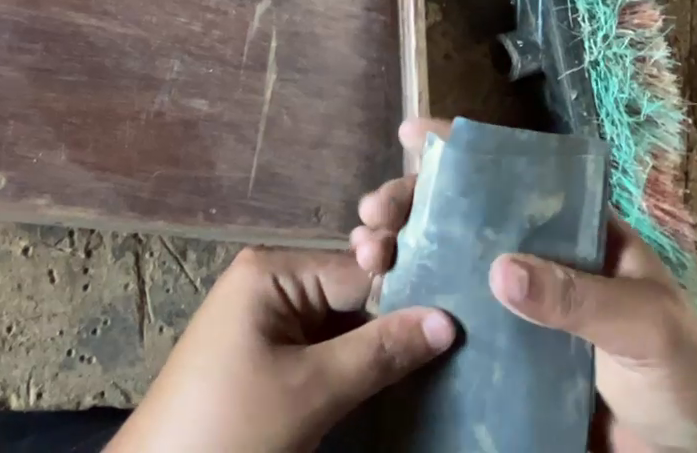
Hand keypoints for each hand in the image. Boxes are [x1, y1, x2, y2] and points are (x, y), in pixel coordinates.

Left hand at [107, 247, 455, 452]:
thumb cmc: (233, 425)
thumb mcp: (312, 390)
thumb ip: (380, 352)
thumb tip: (448, 320)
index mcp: (273, 271)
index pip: (359, 272)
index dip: (409, 297)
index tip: (463, 315)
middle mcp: (270, 281)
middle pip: (351, 292)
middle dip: (394, 319)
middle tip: (457, 339)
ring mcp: (266, 317)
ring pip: (340, 322)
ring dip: (377, 345)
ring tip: (436, 357)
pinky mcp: (266, 352)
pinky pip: (321, 344)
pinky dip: (352, 362)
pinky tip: (391, 375)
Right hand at [353, 118, 696, 452]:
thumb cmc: (686, 382)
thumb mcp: (645, 327)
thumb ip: (580, 298)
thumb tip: (500, 270)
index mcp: (578, 233)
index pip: (517, 176)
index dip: (462, 148)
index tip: (411, 133)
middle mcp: (538, 258)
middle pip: (464, 214)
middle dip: (411, 200)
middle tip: (375, 212)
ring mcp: (516, 307)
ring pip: (446, 261)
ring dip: (400, 246)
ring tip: (368, 253)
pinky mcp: (501, 355)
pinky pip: (448, 318)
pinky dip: (409, 302)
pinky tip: (379, 296)